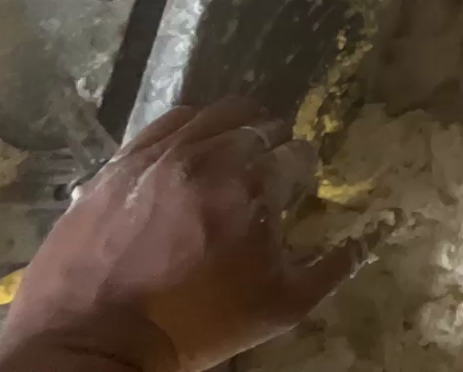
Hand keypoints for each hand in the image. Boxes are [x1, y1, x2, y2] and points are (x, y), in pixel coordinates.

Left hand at [0, 97, 359, 371]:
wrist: (84, 355)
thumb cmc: (195, 327)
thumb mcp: (281, 306)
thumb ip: (338, 265)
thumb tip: (377, 231)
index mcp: (253, 186)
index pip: (298, 152)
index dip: (300, 175)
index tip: (289, 197)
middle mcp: (210, 159)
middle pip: (262, 127)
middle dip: (272, 148)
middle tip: (263, 179)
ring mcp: (158, 159)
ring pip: (219, 114)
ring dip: (236, 130)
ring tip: (230, 159)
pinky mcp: (117, 168)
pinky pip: (168, 123)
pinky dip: (190, 129)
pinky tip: (190, 155)